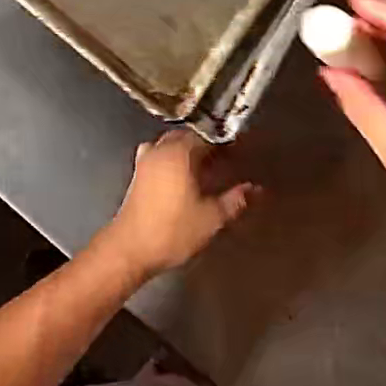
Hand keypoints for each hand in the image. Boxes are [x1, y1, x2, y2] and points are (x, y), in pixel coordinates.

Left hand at [97, 130, 257, 277]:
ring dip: (186, 150)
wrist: (130, 249)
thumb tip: (255, 189)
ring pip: (170, 145)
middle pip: (186, 136)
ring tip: (204, 167)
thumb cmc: (173, 231)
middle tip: (224, 159)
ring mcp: (145, 161)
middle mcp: (160, 150)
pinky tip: (180, 176)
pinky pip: (158, 155)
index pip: (206, 136)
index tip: (238, 151)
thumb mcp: (211, 217)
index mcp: (179, 153)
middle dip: (205, 144)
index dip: (224, 142)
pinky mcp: (137, 174)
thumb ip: (235, 200)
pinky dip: (170, 159)